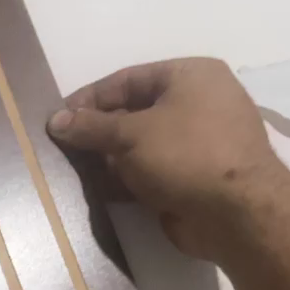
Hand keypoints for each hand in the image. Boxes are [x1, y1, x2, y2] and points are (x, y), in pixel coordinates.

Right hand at [47, 57, 289, 261]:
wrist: (235, 213)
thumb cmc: (186, 155)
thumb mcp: (131, 134)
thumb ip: (90, 127)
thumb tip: (54, 120)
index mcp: (189, 76)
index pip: (127, 80)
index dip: (89, 98)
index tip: (57, 118)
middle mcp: (195, 104)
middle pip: (132, 113)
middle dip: (96, 132)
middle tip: (61, 148)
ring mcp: (194, 144)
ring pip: (138, 146)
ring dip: (106, 159)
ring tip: (71, 171)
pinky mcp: (189, 178)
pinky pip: (147, 172)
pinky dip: (123, 180)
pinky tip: (95, 190)